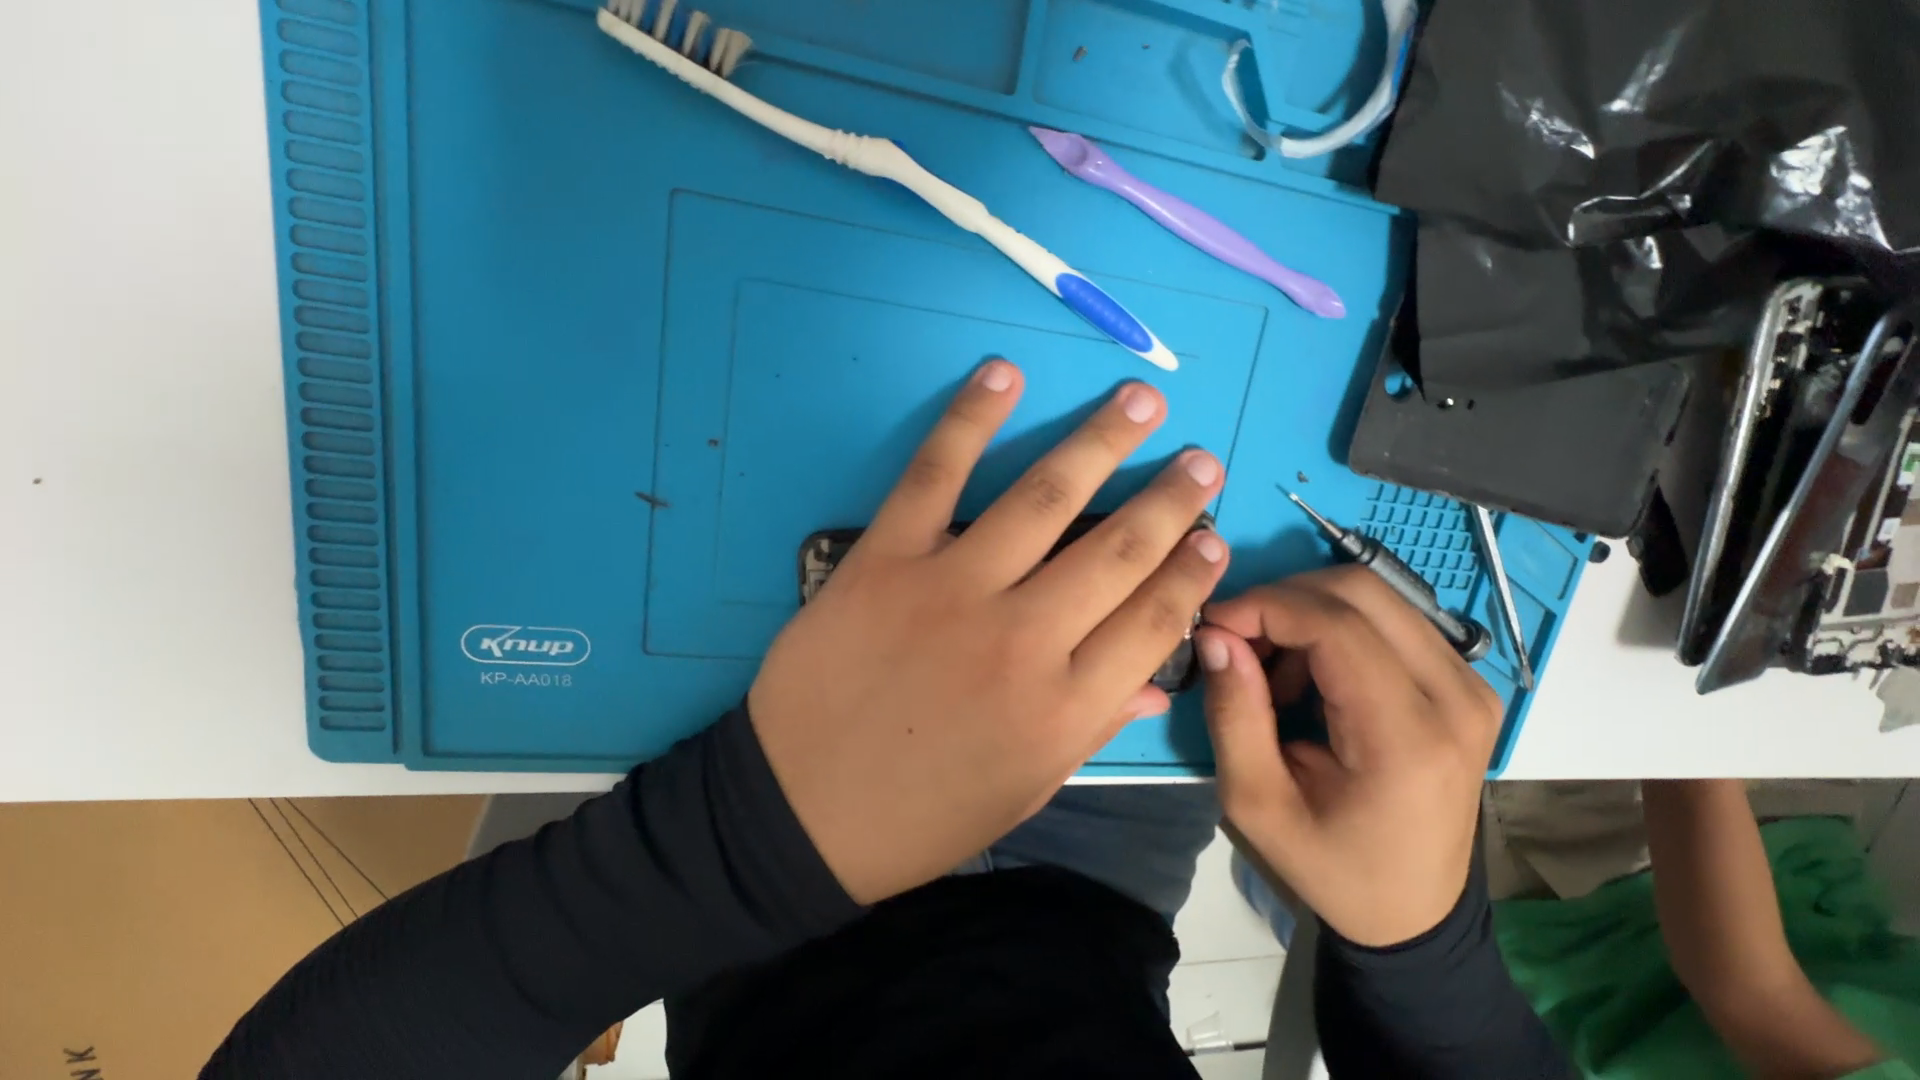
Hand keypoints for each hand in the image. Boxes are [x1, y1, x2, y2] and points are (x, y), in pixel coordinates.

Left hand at [750, 359, 1228, 904]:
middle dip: (1170, 501)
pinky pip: (934, 476)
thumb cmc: (921, 813)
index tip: (1213, 536)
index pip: (1153, 621)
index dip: (1192, 574)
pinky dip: (969, 420)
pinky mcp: (884, 559)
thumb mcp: (1024, 790)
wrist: (801, 810)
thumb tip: (1155, 681)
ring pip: (1043, 499)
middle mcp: (1023, 638)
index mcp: (1064, 707)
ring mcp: (951, 589)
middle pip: (1116, 552)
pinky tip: (1004, 376)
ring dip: (1101, 442)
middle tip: (1201, 462)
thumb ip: (1092, 728)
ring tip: (1142, 402)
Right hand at [1196, 567, 1500, 946]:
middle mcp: (1455, 697)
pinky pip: (1393, 619)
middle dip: (1283, 600)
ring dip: (1309, 614)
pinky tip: (1309, 675)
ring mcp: (1471, 686)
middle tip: (1238, 641)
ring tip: (1272, 670)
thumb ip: (1234, 714)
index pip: (1335, 625)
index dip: (1265, 607)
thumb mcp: (1257, 803)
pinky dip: (1336, 628)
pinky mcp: (1468, 683)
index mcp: (1407, 737)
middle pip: (1361, 592)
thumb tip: (1216, 635)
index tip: (1213, 625)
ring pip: (1377, 596)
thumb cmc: (1331, 865)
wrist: (1413, 909)